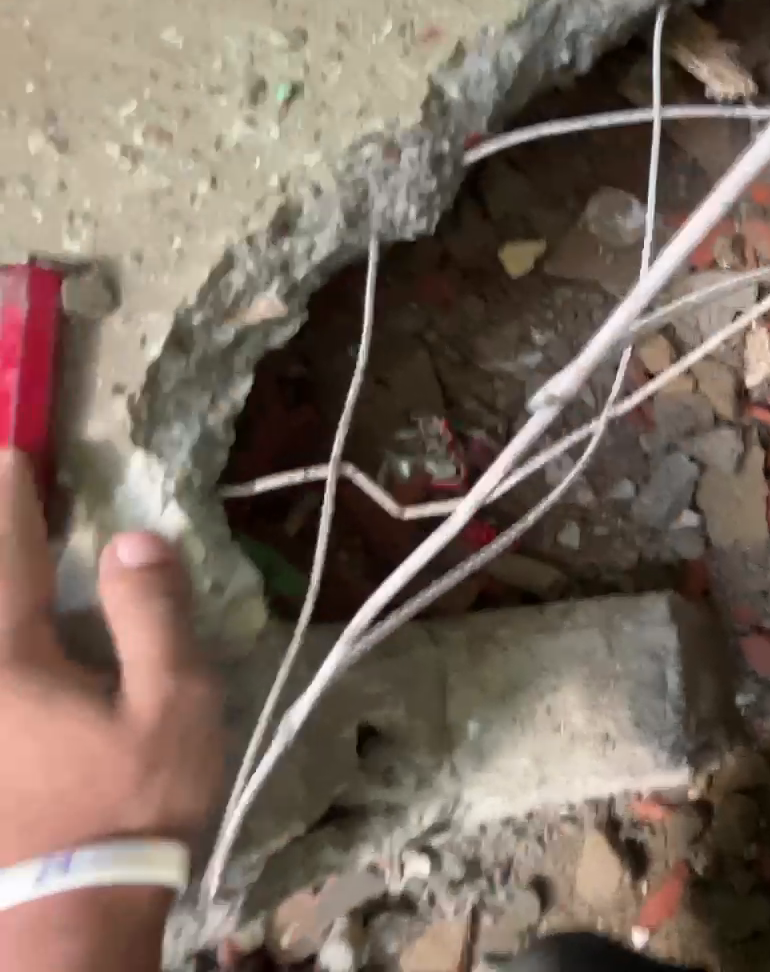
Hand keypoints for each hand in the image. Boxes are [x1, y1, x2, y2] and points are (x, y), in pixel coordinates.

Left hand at [0, 450, 222, 870]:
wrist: (67, 895)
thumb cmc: (136, 788)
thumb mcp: (172, 699)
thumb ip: (152, 616)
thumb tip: (134, 538)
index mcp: (10, 664)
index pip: (5, 564)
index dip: (8, 506)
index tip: (10, 454)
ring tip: (2, 563)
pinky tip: (8, 622)